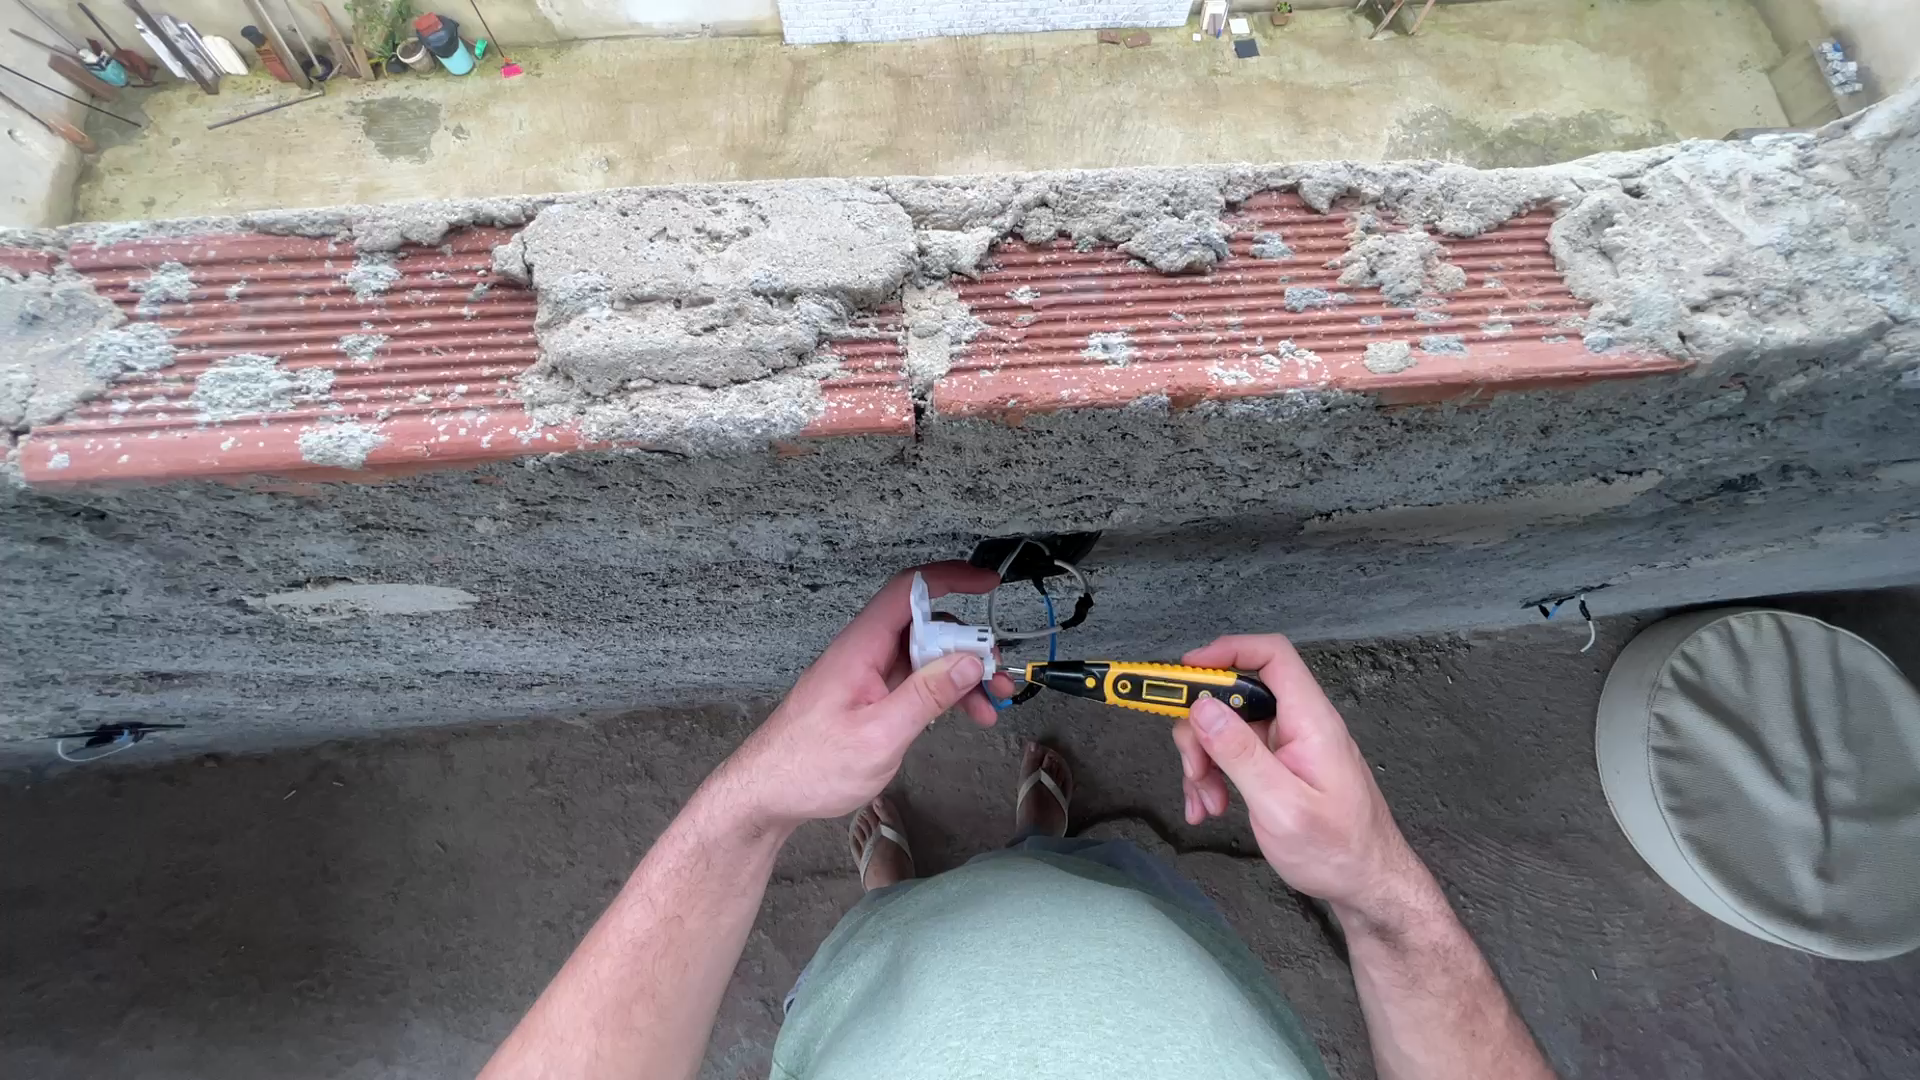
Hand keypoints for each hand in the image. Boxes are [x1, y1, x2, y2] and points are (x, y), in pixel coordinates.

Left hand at [718, 562, 1017, 830]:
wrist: (767, 795)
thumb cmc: (810, 767)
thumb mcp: (880, 735)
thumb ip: (926, 695)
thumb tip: (968, 660)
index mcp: (861, 646)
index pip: (909, 590)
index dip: (951, 577)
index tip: (988, 582)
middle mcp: (865, 651)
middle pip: (926, 626)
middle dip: (969, 644)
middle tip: (998, 674)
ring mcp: (867, 673)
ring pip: (925, 655)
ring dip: (961, 674)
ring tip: (990, 704)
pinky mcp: (870, 695)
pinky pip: (914, 679)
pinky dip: (943, 692)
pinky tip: (963, 713)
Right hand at [1170, 634, 1420, 916]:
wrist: (1369, 890)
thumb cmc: (1336, 852)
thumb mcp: (1281, 806)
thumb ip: (1240, 753)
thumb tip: (1201, 706)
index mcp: (1309, 720)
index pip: (1272, 655)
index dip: (1228, 651)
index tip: (1187, 673)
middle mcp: (1297, 723)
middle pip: (1235, 696)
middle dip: (1202, 728)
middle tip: (1192, 766)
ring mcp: (1285, 744)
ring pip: (1225, 726)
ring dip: (1204, 760)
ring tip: (1206, 802)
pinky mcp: (1275, 764)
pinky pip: (1231, 753)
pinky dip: (1212, 775)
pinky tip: (1208, 807)